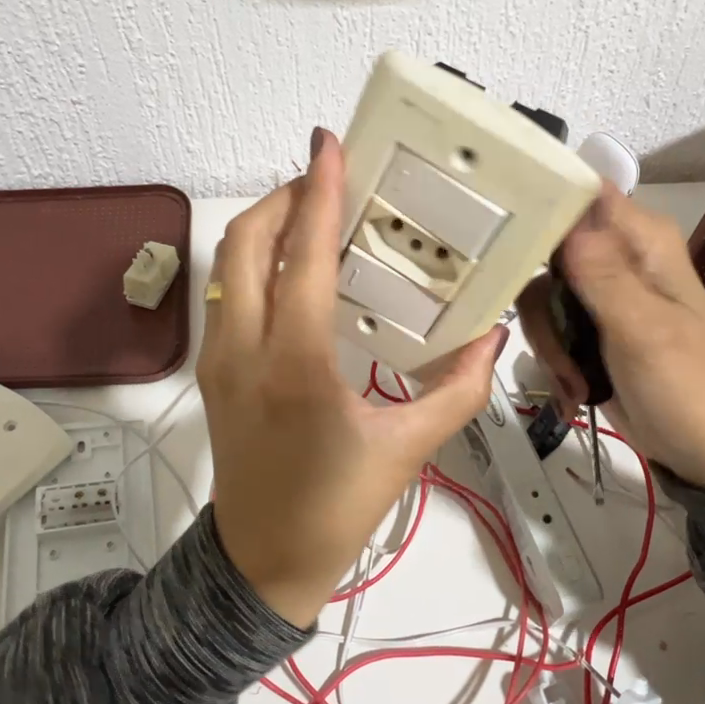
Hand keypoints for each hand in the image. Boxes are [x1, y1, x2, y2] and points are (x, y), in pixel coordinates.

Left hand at [197, 128, 506, 626]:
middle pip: (245, 241)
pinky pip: (227, 291)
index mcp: (297, 363)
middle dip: (283, 198)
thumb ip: (458, 389)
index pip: (303, 255)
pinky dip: (256, 261)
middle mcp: (246, 348)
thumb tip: (492, 335)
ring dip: (265, 226)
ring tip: (314, 216)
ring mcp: (219, 357)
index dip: (318, 192)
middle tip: (329, 183)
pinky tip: (296, 270)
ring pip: (228, 263)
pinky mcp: (212, 368)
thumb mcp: (409, 449)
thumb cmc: (337, 506)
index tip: (330, 144)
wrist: (262, 559)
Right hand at [516, 183, 704, 493]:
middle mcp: (618, 254)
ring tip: (576, 380)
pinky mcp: (586, 326)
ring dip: (548, 342)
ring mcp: (600, 292)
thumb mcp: (646, 332)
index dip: (537, 202)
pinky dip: (553, 359)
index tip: (501, 237)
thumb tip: (562, 220)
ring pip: (538, 293)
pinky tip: (575, 387)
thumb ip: (603, 276)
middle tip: (556, 344)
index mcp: (642, 240)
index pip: (579, 193)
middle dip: (540, 302)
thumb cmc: (687, 389)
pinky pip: (545, 325)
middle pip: (544, 247)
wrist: (704, 453)